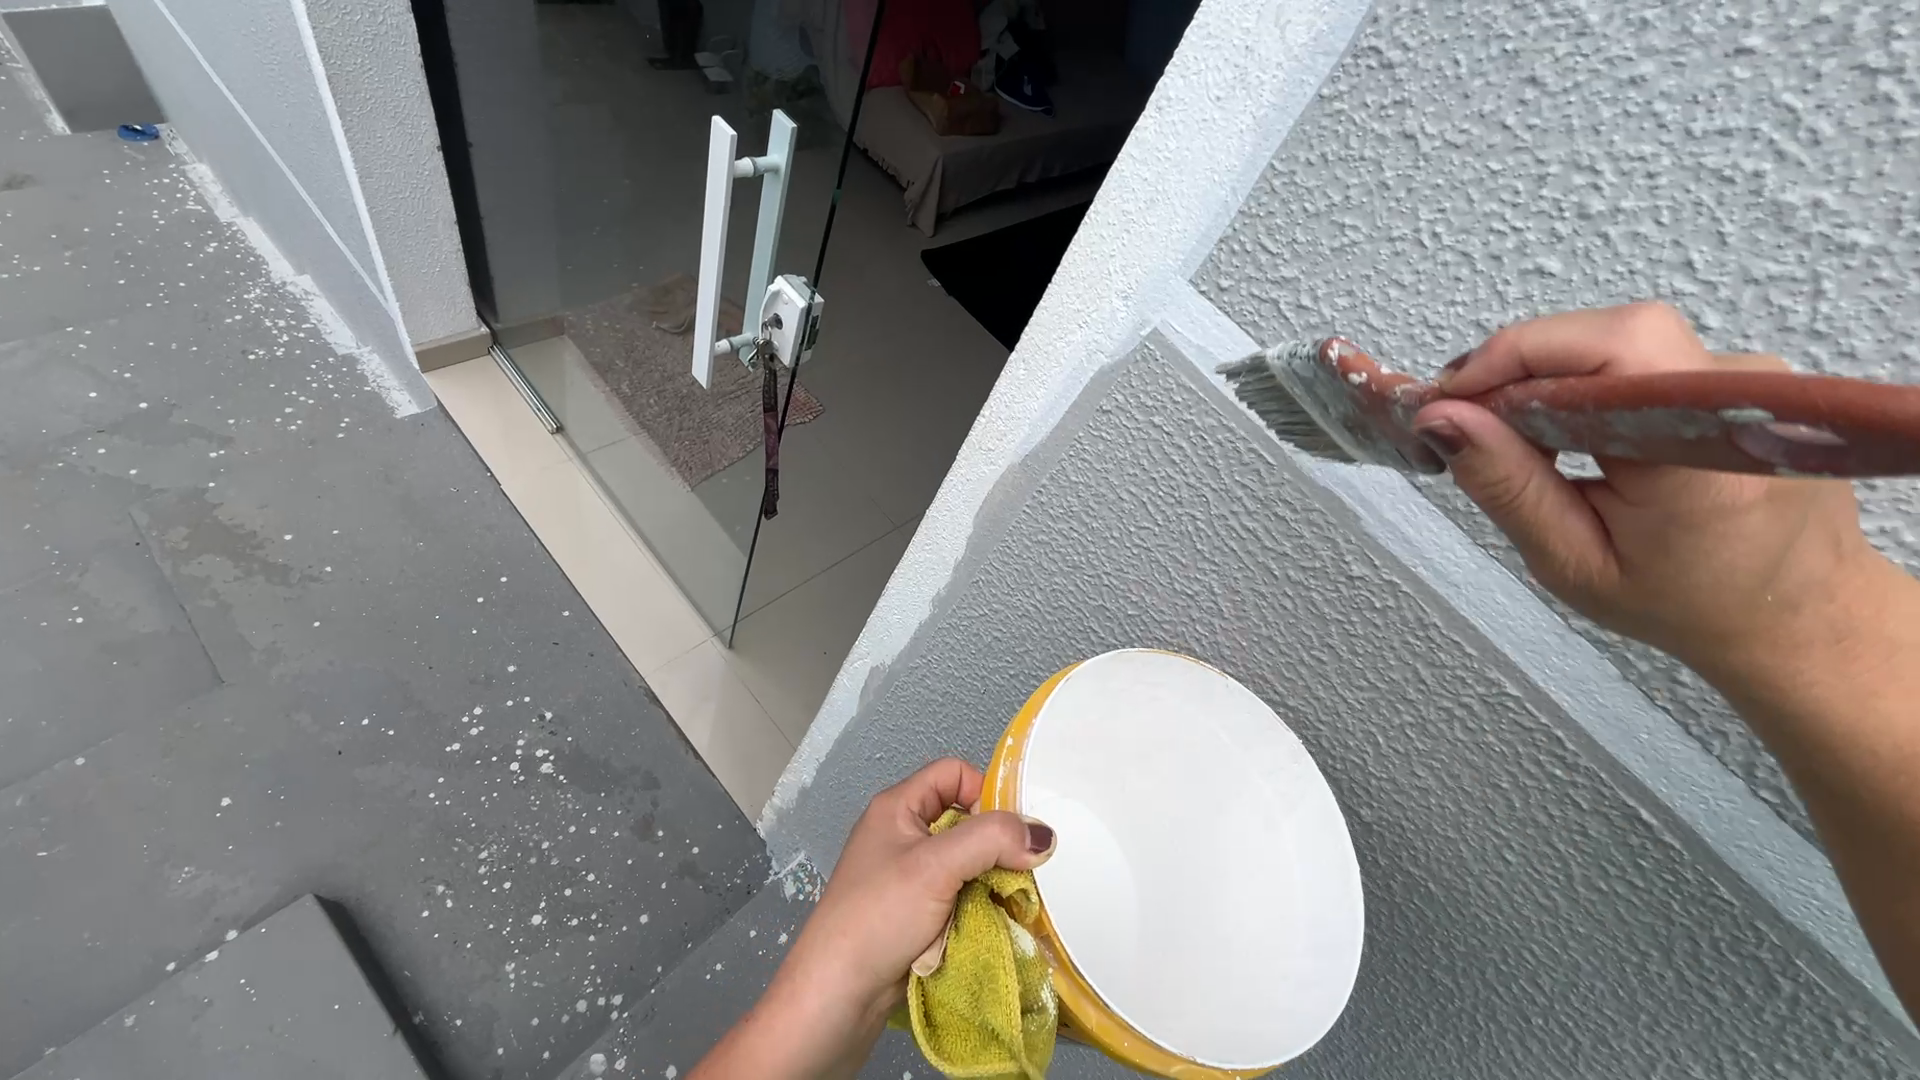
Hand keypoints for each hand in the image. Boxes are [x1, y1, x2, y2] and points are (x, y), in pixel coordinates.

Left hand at [693, 759, 1055, 1079]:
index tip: (1010, 830)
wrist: (836, 997)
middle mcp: (902, 834)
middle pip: (964, 819)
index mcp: (897, 807)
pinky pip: (959, 896)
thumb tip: (1043, 834)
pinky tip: (991, 923)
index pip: (953, 774)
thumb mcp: (937, 866)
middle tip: (1019, 870)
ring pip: (966, 862)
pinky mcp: (915, 914)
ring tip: (1009, 901)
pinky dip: (978, 906)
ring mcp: (908, 877)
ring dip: (989, 880)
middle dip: (994, 844)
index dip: (985, 791)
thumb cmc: (877, 916)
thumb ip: (990, 840)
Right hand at [1409, 302, 1888, 680]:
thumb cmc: (1681, 601)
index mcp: (1698, 455)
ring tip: (1498, 429)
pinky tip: (1549, 427)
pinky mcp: (1737, 379)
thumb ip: (1507, 485)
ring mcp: (1748, 380)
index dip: (1512, 358)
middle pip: (1608, 335)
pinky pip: (1634, 359)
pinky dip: (1575, 383)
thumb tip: (1441, 419)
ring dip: (1542, 375)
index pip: (1607, 351)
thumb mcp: (1570, 561)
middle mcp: (1741, 397)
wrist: (1798, 611)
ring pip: (1615, 343)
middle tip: (1458, 415)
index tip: (1442, 401)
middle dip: (1516, 364)